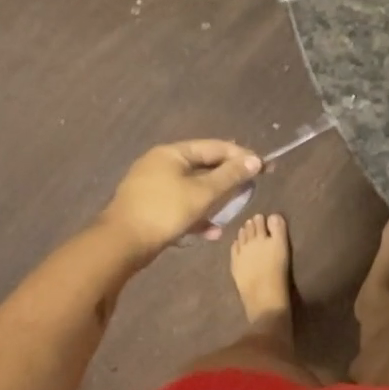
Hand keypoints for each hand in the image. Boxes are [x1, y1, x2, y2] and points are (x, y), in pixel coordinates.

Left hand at [100, 140, 262, 253]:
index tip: (266, 168)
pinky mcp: (151, 206)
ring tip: (231, 212)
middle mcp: (161, 164)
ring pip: (195, 188)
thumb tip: (255, 160)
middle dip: (229, 180)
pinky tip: (210, 232)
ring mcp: (154, 186)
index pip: (216, 147)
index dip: (242, 157)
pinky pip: (182, 205)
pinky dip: (198, 215)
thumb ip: (231, 175)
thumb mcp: (204, 192)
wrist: (123, 242)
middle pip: (205, 167)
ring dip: (215, 200)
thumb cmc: (165, 211)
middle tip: (251, 189)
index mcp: (173, 154)